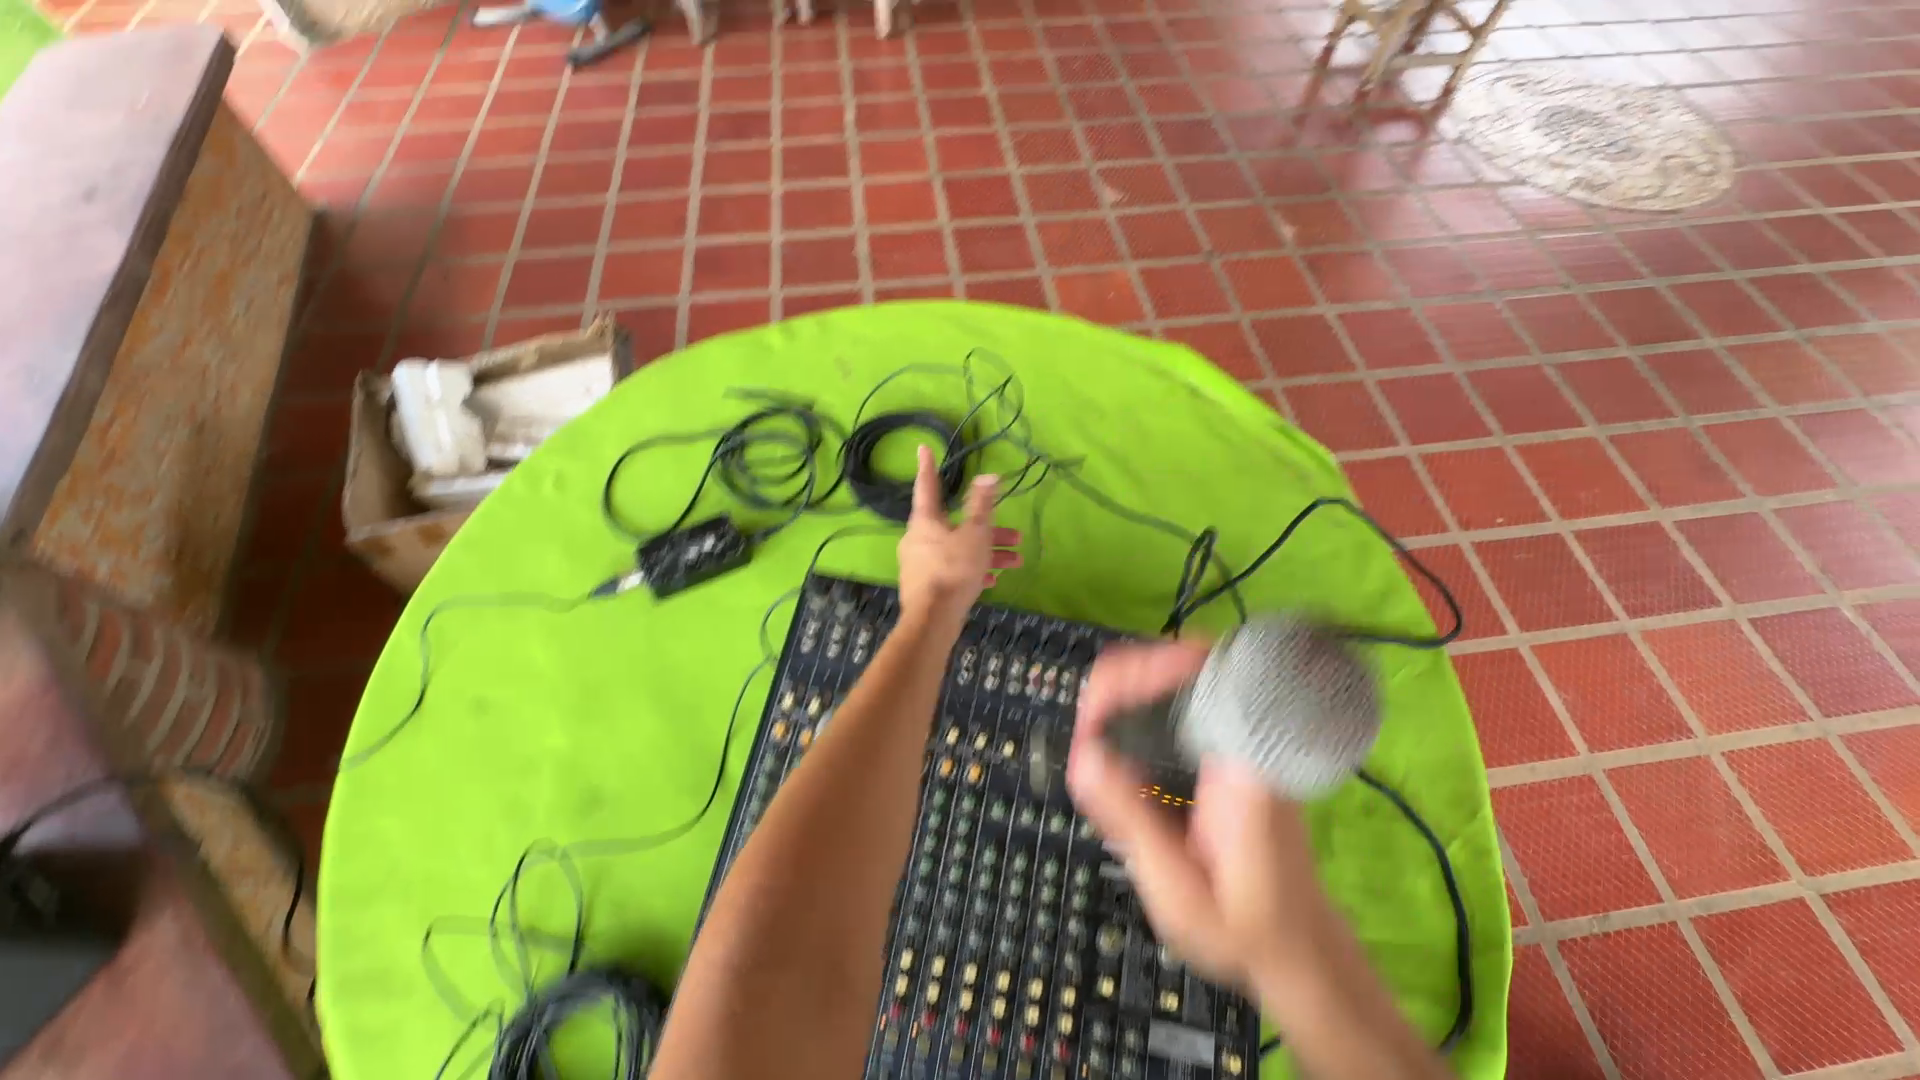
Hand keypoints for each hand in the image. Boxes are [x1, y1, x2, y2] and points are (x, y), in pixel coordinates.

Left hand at [896, 445, 1021, 633]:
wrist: (933, 619)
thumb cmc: (954, 569)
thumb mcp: (975, 534)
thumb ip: (983, 505)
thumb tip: (988, 475)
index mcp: (925, 521)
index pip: (927, 485)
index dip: (928, 466)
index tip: (923, 448)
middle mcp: (918, 539)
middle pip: (955, 524)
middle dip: (987, 528)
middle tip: (1015, 534)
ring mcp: (921, 564)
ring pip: (958, 550)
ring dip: (987, 553)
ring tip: (1015, 561)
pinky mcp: (927, 587)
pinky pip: (953, 571)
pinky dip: (973, 570)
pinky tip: (993, 580)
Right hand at [1066, 641, 1334, 994]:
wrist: (1296, 945)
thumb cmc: (1243, 926)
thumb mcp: (1178, 888)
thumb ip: (1133, 822)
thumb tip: (1084, 756)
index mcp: (1244, 759)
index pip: (1201, 670)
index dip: (1145, 669)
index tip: (1100, 711)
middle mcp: (1246, 736)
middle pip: (1180, 663)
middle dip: (1121, 684)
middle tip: (1088, 730)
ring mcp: (1238, 739)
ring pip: (1175, 681)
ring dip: (1126, 696)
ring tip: (1096, 737)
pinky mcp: (1226, 750)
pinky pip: (1177, 706)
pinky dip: (1139, 712)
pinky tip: (1119, 749)